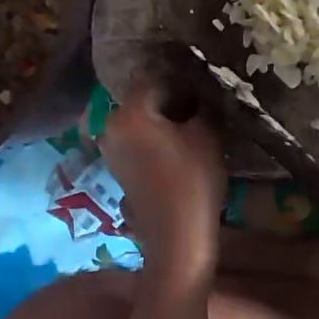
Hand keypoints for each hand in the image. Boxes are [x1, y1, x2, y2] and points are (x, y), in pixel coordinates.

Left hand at [101, 86, 225, 280]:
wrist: (176, 237)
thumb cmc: (193, 181)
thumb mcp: (208, 135)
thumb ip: (204, 106)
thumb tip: (203, 95)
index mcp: (130, 112)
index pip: (157, 81)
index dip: (183, 84)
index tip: (205, 94)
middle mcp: (111, 126)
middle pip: (144, 101)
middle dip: (171, 102)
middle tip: (201, 111)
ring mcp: (110, 149)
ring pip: (139, 122)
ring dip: (162, 122)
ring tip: (191, 132)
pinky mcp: (116, 169)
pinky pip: (135, 142)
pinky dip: (153, 140)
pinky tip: (176, 151)